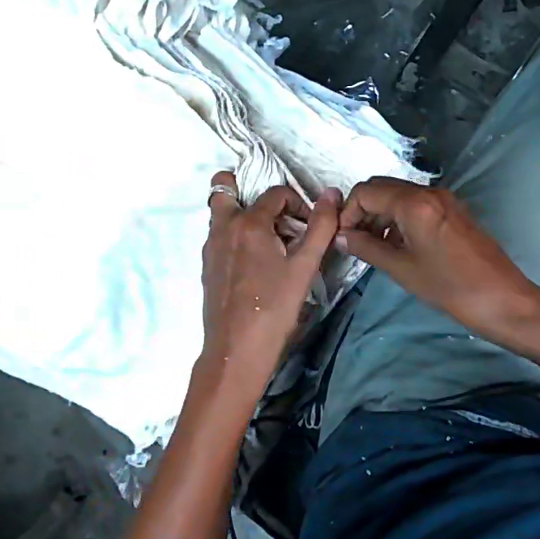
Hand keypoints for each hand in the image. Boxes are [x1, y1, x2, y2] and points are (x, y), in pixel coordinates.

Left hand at [199, 171, 339, 403]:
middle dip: (250, 190)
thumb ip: (320, 227)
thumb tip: (331, 193)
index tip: (310, 228)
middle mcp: (223, 227)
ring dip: (242, 213)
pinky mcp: (208, 266)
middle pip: (225, 188)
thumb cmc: (274, 308)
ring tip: (269, 239)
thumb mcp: (304, 266)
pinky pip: (219, 236)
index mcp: (248, 222)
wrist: (237, 350)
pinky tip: (256, 262)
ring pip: (220, 213)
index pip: (276, 193)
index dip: (299, 204)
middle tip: (277, 217)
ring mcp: (211, 247)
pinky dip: (235, 235)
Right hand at [337, 177, 539, 339]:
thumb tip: (340, 237)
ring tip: (372, 246)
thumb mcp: (402, 269)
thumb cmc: (450, 287)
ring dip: (380, 214)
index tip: (342, 237)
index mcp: (414, 203)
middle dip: (362, 210)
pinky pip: (416, 204)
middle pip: (381, 188)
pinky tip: (396, 244)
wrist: (504, 300)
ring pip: (398, 195)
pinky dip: (399, 218)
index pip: (366, 192)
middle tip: (353, 240)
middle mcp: (429, 192)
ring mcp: (444, 199)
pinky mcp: (454, 211)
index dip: (348, 212)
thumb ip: (367, 248)